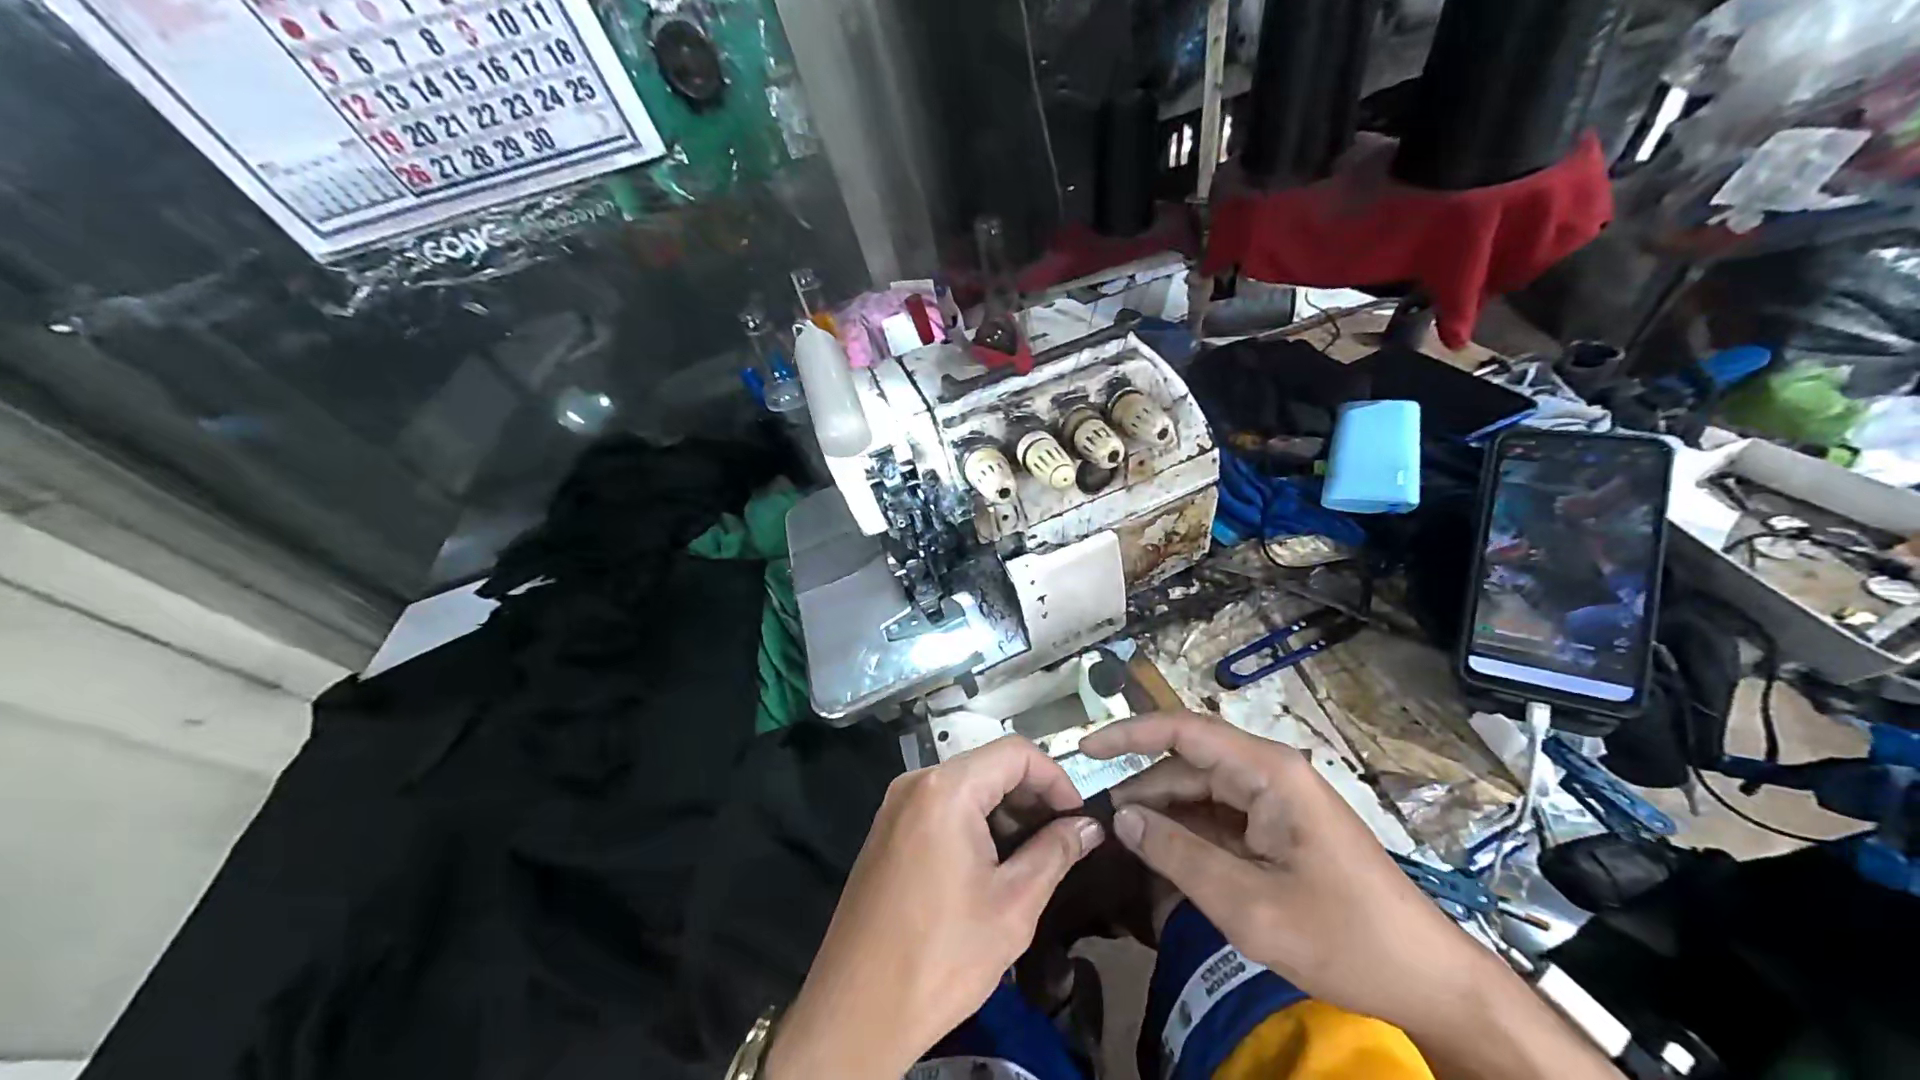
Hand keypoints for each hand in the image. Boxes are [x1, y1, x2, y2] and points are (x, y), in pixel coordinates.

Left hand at [765, 735, 1103, 1079]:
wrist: (857, 1010)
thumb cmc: (942, 955)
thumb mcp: (1013, 904)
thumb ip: (1055, 852)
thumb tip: (1088, 827)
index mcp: (945, 790)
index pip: (1015, 752)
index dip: (1056, 778)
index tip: (1078, 818)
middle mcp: (915, 783)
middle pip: (989, 765)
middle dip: (1032, 796)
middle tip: (1062, 839)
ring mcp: (896, 806)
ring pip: (966, 786)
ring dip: (1005, 811)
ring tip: (1034, 856)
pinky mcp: (888, 831)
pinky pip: (942, 806)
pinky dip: (975, 822)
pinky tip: (994, 863)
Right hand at [1080, 711, 1485, 1031]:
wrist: (1428, 981)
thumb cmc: (1342, 937)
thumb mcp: (1247, 903)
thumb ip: (1177, 854)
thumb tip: (1124, 818)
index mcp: (1268, 773)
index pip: (1184, 731)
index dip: (1129, 734)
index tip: (1085, 750)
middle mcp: (1270, 775)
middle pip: (1188, 766)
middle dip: (1142, 790)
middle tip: (1099, 824)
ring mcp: (1276, 802)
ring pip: (1200, 794)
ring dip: (1164, 818)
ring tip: (1123, 847)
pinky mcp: (1279, 829)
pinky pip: (1220, 821)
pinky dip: (1188, 838)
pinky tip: (1162, 863)